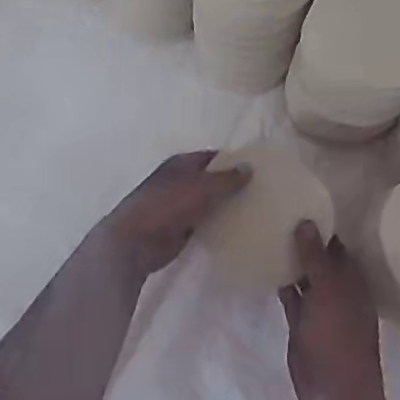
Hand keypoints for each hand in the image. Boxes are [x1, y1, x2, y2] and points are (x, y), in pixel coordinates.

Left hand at [97, 151, 251, 280]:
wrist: (135, 241)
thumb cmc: (166, 206)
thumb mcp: (200, 188)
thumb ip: (226, 179)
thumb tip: (249, 167)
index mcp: (181, 164)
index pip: (213, 157)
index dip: (234, 161)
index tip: (259, 169)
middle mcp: (180, 181)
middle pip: (212, 180)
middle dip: (233, 185)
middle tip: (264, 191)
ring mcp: (180, 205)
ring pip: (210, 202)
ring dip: (227, 206)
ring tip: (258, 210)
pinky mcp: (181, 228)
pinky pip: (205, 222)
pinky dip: (219, 224)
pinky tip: (240, 229)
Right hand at [279, 221, 384, 399]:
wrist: (332, 391)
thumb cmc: (338, 337)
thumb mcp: (328, 292)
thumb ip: (316, 257)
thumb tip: (307, 221)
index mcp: (353, 280)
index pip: (338, 243)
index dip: (323, 222)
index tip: (301, 198)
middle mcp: (338, 288)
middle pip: (319, 256)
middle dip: (303, 236)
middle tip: (277, 206)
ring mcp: (318, 305)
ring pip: (304, 273)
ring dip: (290, 256)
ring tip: (267, 226)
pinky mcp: (300, 320)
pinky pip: (290, 293)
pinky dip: (279, 279)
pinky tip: (262, 259)